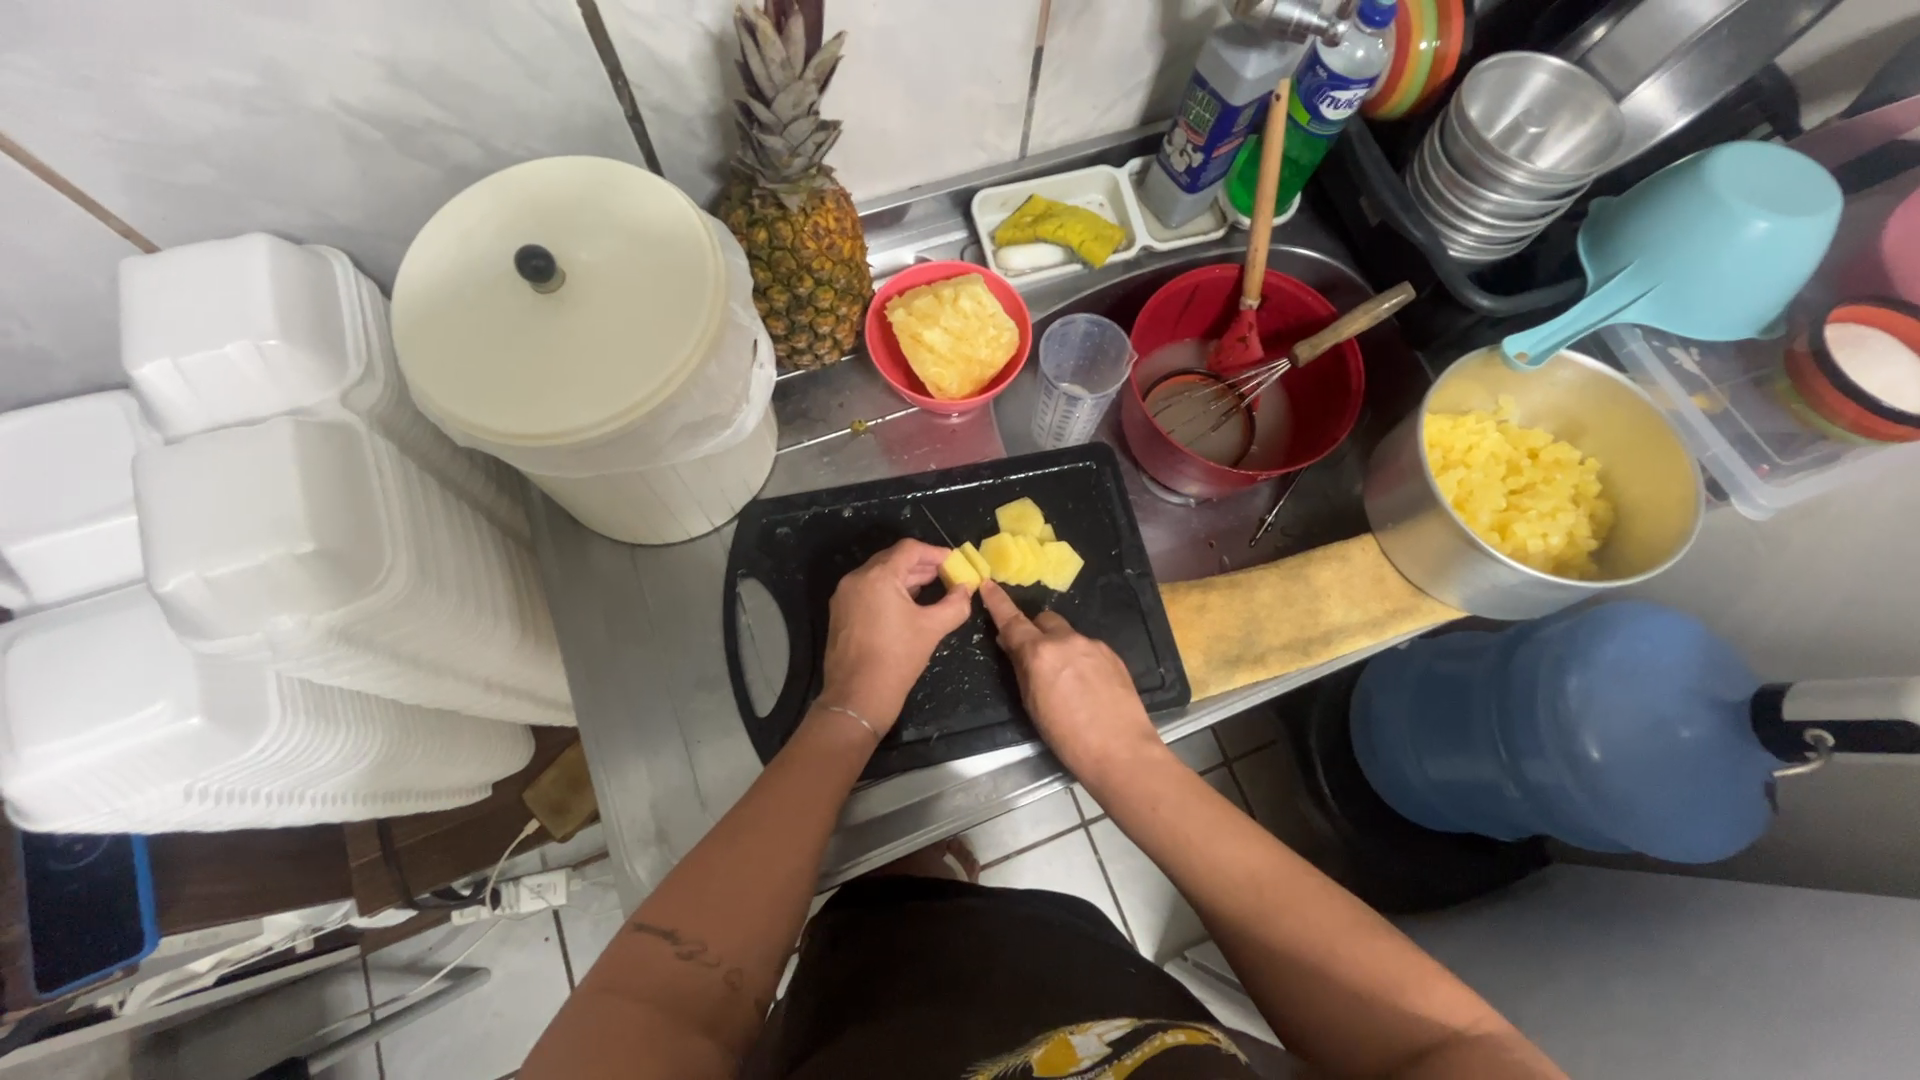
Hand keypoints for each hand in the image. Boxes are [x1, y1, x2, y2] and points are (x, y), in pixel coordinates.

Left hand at [818, 539, 973, 736]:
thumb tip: (967, 589)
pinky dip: (888, 591)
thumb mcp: (932, 629)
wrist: (857, 697)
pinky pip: (867, 591)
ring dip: (904, 578)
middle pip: (892, 559)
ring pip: (878, 575)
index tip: (953, 562)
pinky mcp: (840, 614)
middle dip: (920, 565)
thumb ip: (955, 604)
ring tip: (929, 588)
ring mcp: (844, 597)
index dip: (935, 552)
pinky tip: (906, 605)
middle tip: (945, 574)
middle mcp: (856, 579)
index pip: (909, 549)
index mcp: (878, 576)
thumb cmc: (897, 659)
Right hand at [977, 579, 1166, 781]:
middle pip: (1044, 620)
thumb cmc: (1066, 736)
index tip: (987, 585)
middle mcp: (1066, 640)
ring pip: (1068, 635)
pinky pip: (1087, 648)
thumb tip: (1012, 645)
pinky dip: (1080, 659)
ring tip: (1066, 682)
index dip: (997, 602)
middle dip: (1036, 631)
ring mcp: (1093, 645)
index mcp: (1039, 653)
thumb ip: (1021, 668)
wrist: (1120, 750)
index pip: (1012, 620)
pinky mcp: (1112, 655)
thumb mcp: (1031, 704)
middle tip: (1033, 657)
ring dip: (1060, 648)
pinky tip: (1087, 686)